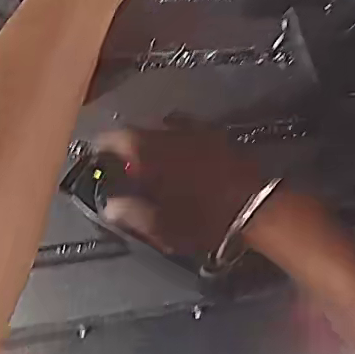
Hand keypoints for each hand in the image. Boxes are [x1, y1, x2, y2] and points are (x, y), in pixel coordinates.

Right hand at [93, 122, 267, 260]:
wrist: (256, 210)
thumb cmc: (205, 221)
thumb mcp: (164, 226)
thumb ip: (133, 213)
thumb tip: (110, 206)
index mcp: (152, 153)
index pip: (117, 138)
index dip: (104, 146)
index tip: (98, 155)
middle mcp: (173, 134)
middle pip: (141, 130)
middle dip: (130, 144)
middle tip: (125, 163)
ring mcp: (199, 132)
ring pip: (167, 128)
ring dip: (156, 139)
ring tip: (154, 158)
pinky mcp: (220, 136)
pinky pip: (191, 130)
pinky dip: (180, 137)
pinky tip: (183, 152)